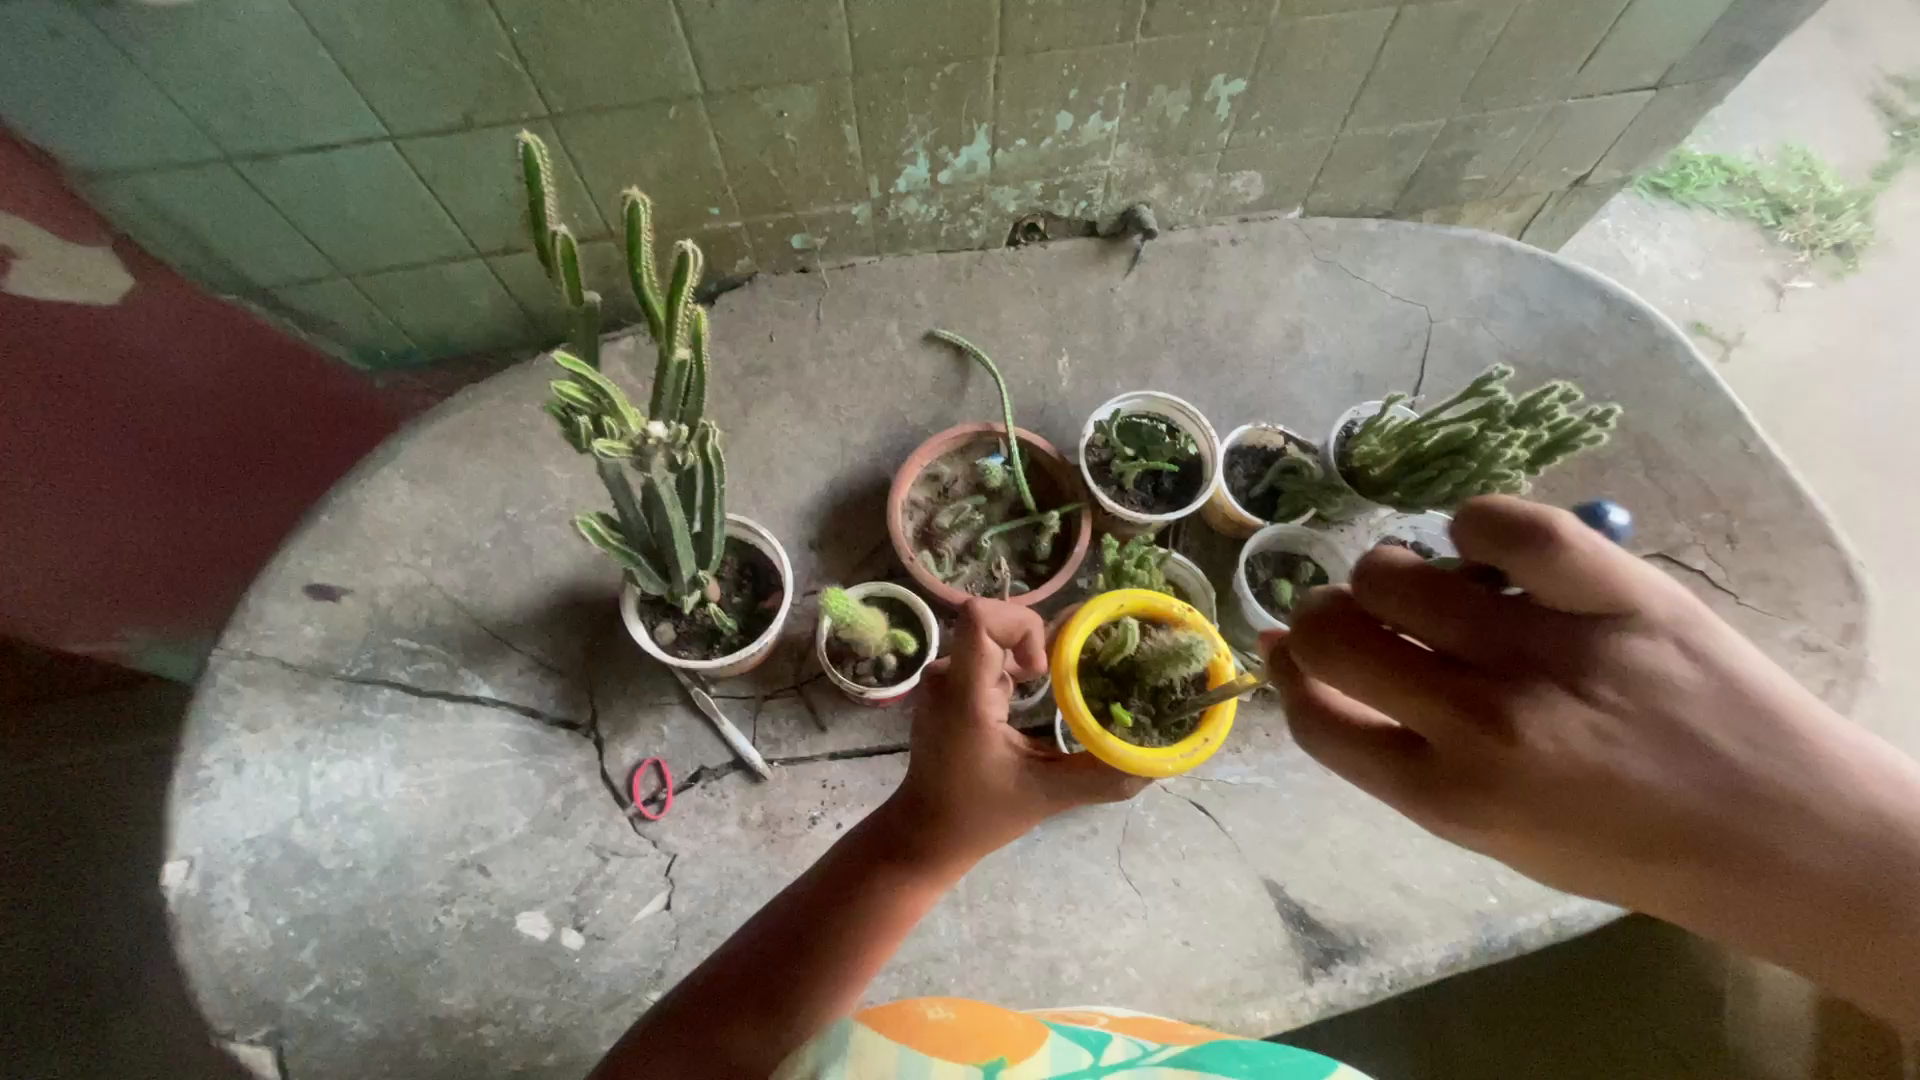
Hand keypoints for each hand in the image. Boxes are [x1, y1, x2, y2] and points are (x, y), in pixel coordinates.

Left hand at [887, 599, 1147, 864]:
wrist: (925, 832)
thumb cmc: (980, 815)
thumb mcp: (1047, 796)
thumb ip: (1102, 777)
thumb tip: (1156, 763)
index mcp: (965, 694)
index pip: (979, 618)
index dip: (1022, 625)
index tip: (1045, 669)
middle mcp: (946, 675)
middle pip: (993, 621)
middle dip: (1037, 640)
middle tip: (1066, 676)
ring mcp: (942, 678)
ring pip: (991, 635)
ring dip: (1027, 653)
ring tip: (1055, 685)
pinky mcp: (946, 685)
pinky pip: (983, 651)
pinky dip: (1013, 662)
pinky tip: (1034, 692)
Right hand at [1267, 496, 1919, 1019]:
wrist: (1795, 841)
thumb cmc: (1613, 842)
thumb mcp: (1475, 824)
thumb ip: (1377, 744)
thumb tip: (1292, 652)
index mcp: (1447, 794)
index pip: (1312, 713)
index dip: (1285, 670)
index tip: (1291, 648)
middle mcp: (1485, 725)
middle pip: (1333, 633)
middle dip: (1321, 616)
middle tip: (1357, 617)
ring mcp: (1552, 654)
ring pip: (1394, 574)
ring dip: (1386, 574)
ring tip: (1424, 587)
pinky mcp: (1621, 597)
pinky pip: (1507, 527)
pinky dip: (1472, 525)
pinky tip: (1476, 545)